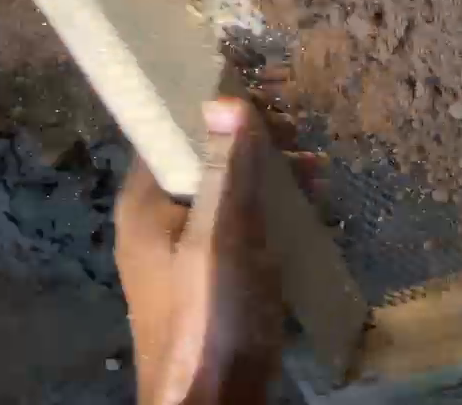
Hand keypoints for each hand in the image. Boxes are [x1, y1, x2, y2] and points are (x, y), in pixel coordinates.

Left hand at [115, 98, 283, 404]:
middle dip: (257, 133)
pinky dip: (279, 192)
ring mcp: (191, 242)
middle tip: (301, 123)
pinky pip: (248, 208)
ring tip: (314, 159)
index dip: (219, 103)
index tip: (270, 88)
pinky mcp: (220, 261)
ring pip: (233, 179)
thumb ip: (228, 167)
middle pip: (209, 152)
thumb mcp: (223, 231)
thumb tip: (225, 98)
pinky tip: (312, 189)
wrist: (217, 392)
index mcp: (147, 205)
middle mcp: (161, 218)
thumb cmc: (211, 307)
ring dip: (273, 162)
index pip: (174, 131)